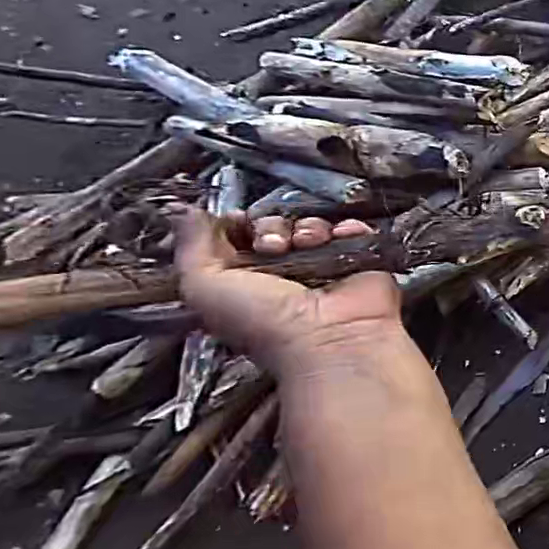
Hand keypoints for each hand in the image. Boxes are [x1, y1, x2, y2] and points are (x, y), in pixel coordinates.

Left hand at [174, 207, 402, 373]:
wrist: (330, 337)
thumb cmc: (265, 321)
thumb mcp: (204, 289)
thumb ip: (189, 248)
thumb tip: (187, 211)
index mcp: (246, 279)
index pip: (240, 234)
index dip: (237, 224)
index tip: (239, 223)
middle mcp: (285, 271)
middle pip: (276, 224)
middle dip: (271, 227)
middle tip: (274, 246)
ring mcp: (324, 264)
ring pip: (313, 224)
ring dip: (309, 228)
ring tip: (310, 245)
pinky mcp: (360, 259)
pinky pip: (352, 228)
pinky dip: (346, 229)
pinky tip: (338, 240)